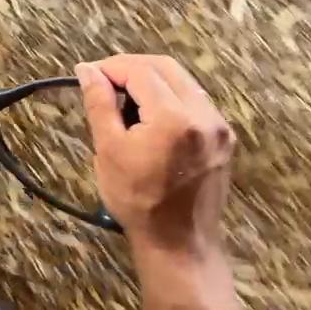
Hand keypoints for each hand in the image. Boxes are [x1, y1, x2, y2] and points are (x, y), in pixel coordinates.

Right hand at [74, 55, 234, 256]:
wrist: (180, 242)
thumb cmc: (137, 198)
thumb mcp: (108, 148)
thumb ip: (99, 103)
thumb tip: (87, 70)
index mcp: (175, 118)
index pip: (141, 71)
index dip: (111, 67)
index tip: (88, 75)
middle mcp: (205, 116)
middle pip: (166, 68)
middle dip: (131, 67)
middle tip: (103, 81)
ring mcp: (219, 128)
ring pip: (182, 81)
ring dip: (150, 79)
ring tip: (122, 98)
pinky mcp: (223, 139)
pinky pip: (193, 100)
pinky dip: (167, 96)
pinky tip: (147, 114)